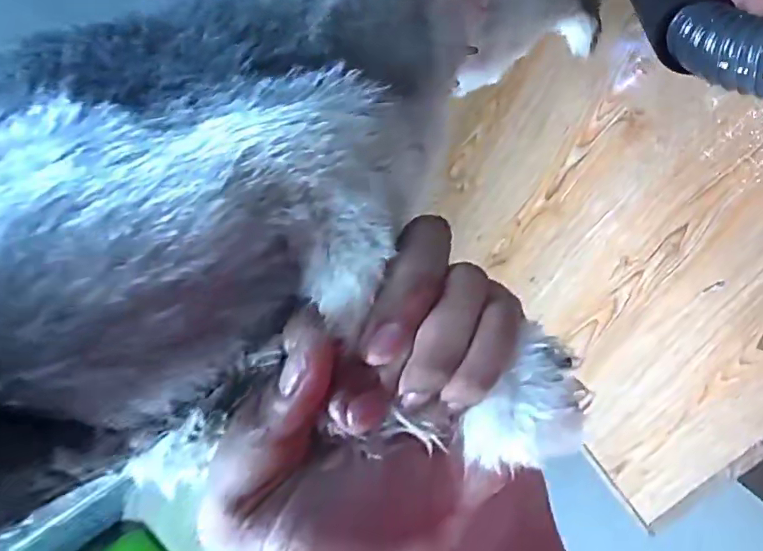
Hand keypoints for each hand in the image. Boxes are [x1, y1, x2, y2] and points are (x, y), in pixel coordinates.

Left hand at [199, 217, 559, 550]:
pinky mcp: (508, 351)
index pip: (353, 273)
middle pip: (424, 241)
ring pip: (469, 278)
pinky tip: (465, 404)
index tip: (347, 371)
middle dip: (409, 292)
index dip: (353, 307)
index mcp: (339, 351)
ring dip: (446, 338)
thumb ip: (258, 427)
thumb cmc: (334, 544)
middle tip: (387, 358)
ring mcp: (462, 333)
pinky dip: (488, 352)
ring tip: (425, 404)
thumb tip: (313, 334)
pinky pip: (509, 313)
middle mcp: (404, 327)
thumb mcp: (253, 507)